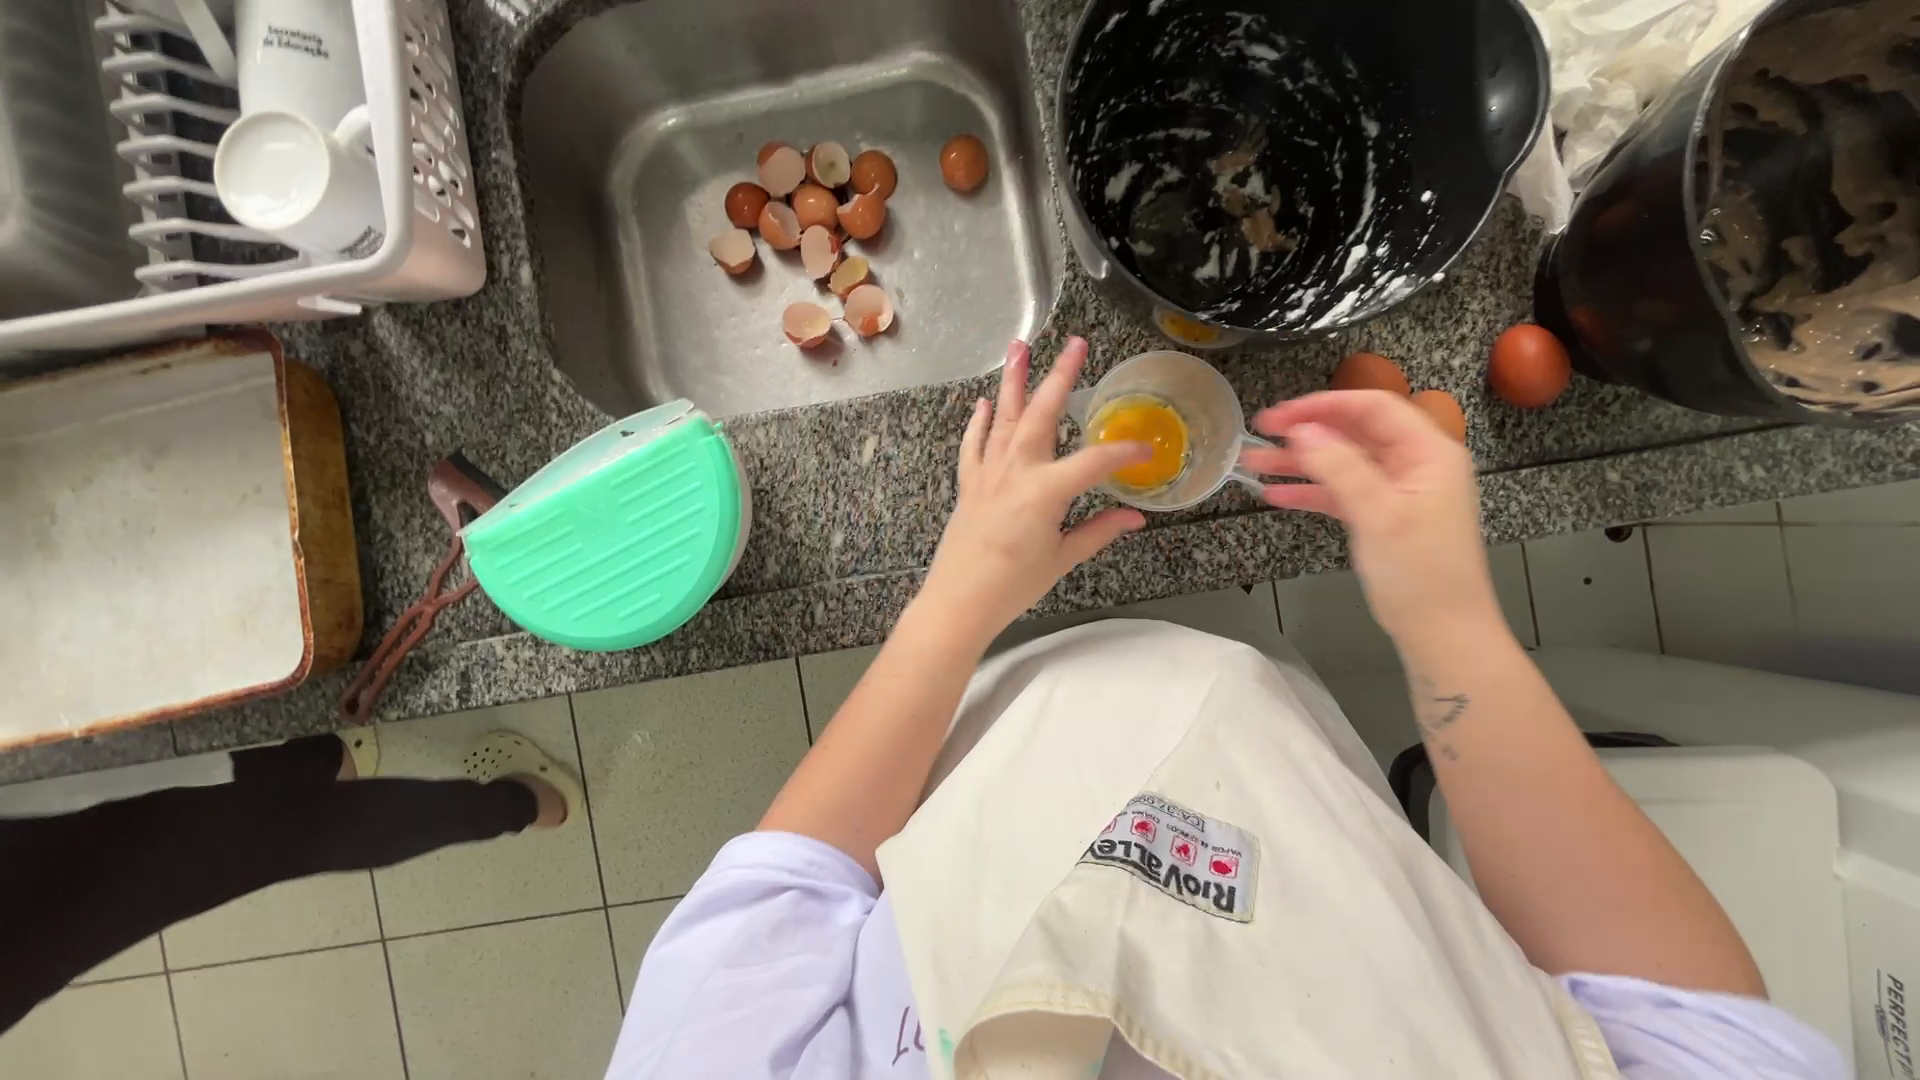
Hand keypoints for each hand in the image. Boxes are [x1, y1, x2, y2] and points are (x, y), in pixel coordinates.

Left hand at [913, 337, 1151, 649]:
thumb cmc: (1012, 586)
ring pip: (1003, 417)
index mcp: (1044, 492)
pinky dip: (979, 422)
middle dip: (1061, 376)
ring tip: (1019, 347)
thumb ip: (1098, 531)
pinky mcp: (969, 483)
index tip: (1144, 451)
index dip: (1123, 454)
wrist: (959, 601)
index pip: (1093, 462)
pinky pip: (974, 444)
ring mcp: (988, 473)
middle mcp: (1015, 471)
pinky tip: (984, 403)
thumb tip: (1134, 518)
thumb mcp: (1062, 559)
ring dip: (1013, 381)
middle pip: (1042, 414)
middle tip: (1075, 343)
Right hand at [1245, 390, 1502, 642]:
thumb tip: (1302, 430)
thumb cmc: (1420, 572)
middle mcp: (1414, 464)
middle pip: (1354, 434)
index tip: (1278, 416)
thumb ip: (1339, 467)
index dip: (1323, 405)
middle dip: (1305, 433)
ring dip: (1299, 463)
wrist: (1442, 633)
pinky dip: (1309, 492)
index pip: (1372, 409)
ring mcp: (1397, 492)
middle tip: (1258, 433)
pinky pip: (1341, 494)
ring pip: (1341, 464)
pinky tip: (1274, 495)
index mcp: (1428, 452)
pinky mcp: (1382, 518)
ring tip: (1252, 464)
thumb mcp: (1378, 513)